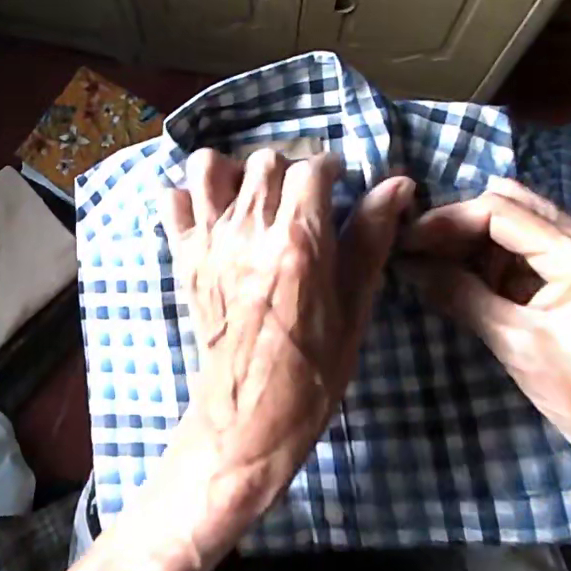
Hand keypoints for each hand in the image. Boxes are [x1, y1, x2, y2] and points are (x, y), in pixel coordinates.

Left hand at [151, 148, 413, 553]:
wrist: (250, 410)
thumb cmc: (314, 366)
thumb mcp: (356, 305)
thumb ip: (372, 237)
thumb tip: (398, 184)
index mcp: (298, 239)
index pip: (310, 168)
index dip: (329, 169)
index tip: (335, 184)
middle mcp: (248, 229)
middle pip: (263, 160)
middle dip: (286, 169)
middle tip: (297, 197)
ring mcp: (208, 241)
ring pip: (208, 167)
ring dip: (232, 171)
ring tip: (250, 195)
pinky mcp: (182, 257)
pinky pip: (172, 201)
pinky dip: (189, 197)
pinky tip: (211, 214)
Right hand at [398, 177, 570, 494]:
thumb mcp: (517, 346)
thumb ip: (461, 296)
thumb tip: (410, 266)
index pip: (500, 210)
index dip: (445, 221)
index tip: (407, 243)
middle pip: (513, 205)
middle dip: (459, 223)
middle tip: (419, 250)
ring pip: (522, 226)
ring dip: (475, 241)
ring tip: (436, 266)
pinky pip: (534, 253)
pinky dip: (496, 260)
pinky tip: (468, 281)